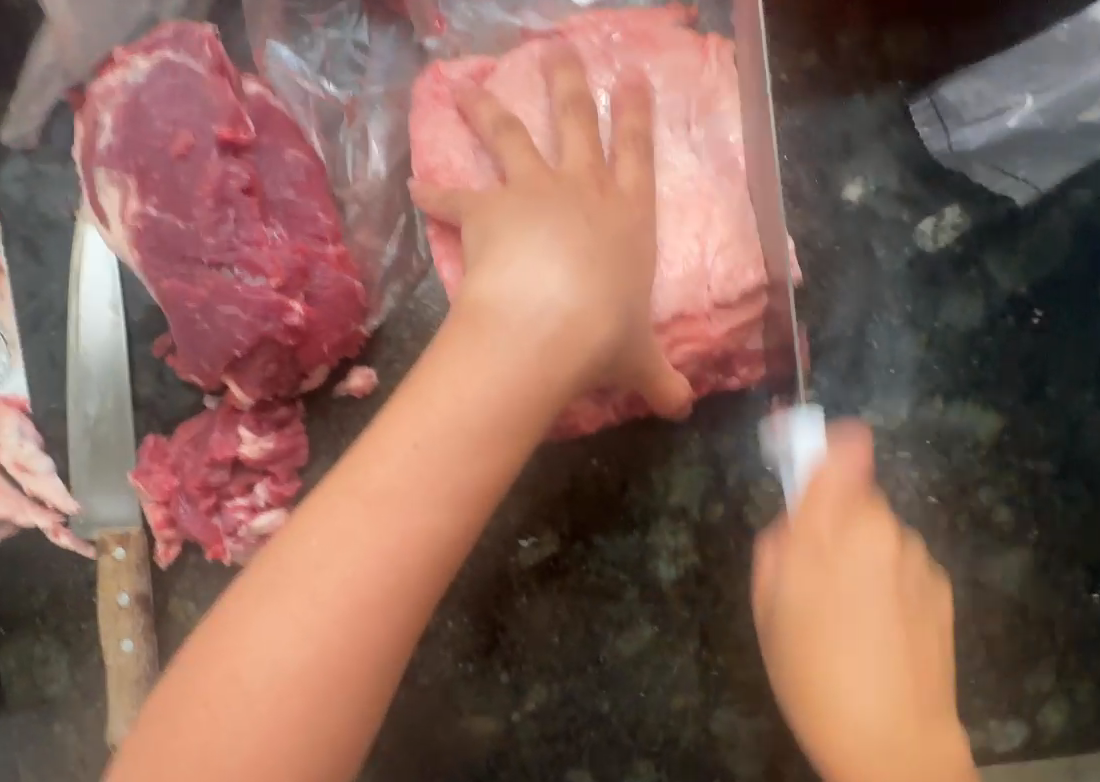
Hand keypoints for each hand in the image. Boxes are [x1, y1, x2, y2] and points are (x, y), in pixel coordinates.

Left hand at [412, 44, 692, 417]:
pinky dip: (434, 193)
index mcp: (630, 217)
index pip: (638, 153)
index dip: (635, 115)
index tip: (631, 78)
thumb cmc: (606, 338)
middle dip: (569, 86)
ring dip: (489, 109)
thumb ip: (661, 381)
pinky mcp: (489, 209)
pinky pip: (455, 197)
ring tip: (469, 88)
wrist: (552, 326)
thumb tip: (683, 410)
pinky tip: (415, 186)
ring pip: (511, 135)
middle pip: (576, 124)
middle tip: (559, 53)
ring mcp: (535, 192)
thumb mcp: (640, 362)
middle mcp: (584, 190)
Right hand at [751, 421, 974, 781]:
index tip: (803, 473)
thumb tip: (795, 519)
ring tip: (844, 620)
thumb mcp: (767, 612)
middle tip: (810, 581)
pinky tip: (878, 634)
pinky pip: (901, 565)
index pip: (846, 449)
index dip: (824, 450)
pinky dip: (886, 584)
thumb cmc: (810, 679)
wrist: (891, 743)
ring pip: (879, 534)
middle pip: (856, 497)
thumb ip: (777, 547)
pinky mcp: (943, 587)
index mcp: (834, 530)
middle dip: (832, 523)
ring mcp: (919, 559)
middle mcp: (884, 531)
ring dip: (859, 557)